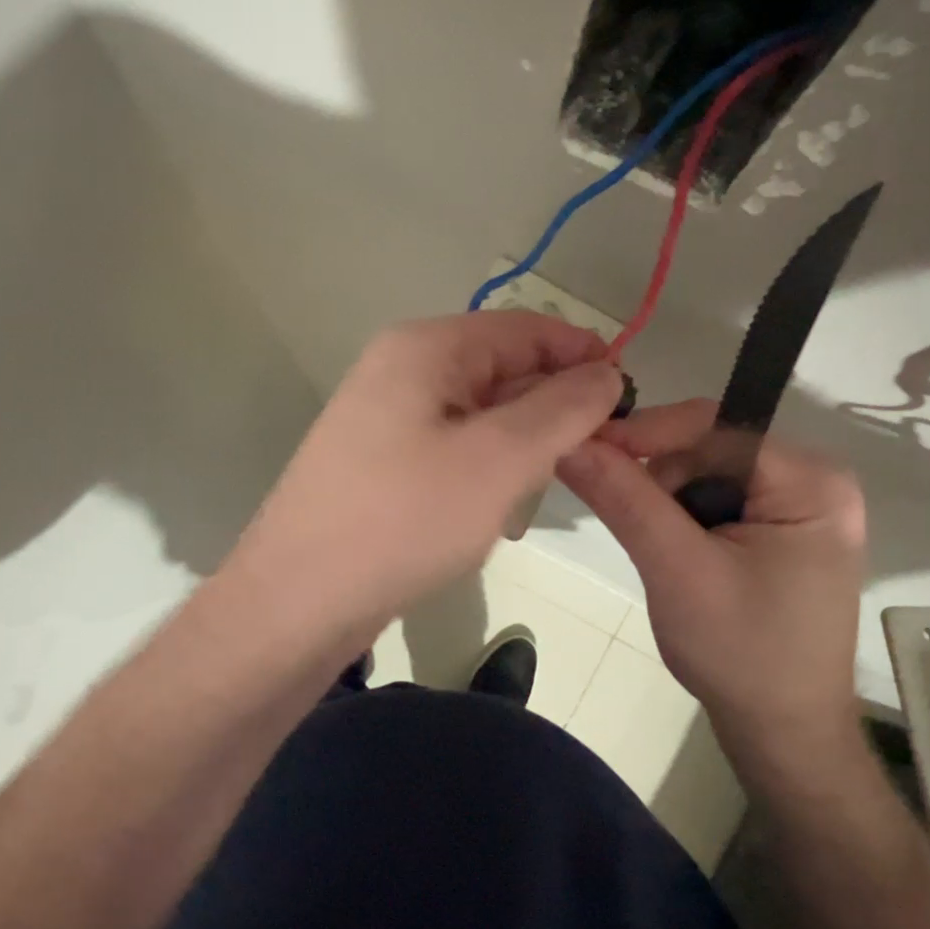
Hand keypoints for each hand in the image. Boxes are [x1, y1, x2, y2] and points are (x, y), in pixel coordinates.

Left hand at [223, 312, 621, 647]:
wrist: (298, 600)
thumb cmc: (404, 520)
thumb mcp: (499, 459)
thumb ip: (561, 410)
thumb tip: (606, 373)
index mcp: (424, 348)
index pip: (524, 329)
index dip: (582, 355)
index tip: (631, 398)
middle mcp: (396, 370)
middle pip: (498, 370)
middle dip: (551, 407)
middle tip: (597, 456)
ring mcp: (379, 420)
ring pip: (475, 416)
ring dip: (517, 445)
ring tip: (544, 488)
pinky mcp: (373, 466)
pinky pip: (446, 451)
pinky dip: (481, 471)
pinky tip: (495, 510)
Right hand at [557, 400, 865, 736]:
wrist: (782, 731)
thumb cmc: (740, 652)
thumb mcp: (675, 569)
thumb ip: (624, 498)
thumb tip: (570, 440)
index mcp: (811, 481)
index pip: (714, 425)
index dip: (646, 433)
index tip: (583, 450)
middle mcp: (815, 483)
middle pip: (711, 447)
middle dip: (657, 476)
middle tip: (617, 513)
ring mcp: (802, 511)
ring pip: (708, 475)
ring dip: (666, 501)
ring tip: (650, 548)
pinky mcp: (783, 537)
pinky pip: (719, 504)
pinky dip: (682, 520)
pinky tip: (670, 554)